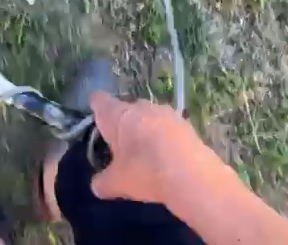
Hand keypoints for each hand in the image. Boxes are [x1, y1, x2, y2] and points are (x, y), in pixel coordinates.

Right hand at [87, 90, 235, 204]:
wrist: (191, 174)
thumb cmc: (145, 171)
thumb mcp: (118, 183)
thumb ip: (104, 183)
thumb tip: (96, 187)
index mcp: (116, 114)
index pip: (98, 100)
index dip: (96, 109)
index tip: (98, 123)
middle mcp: (138, 105)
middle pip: (125, 108)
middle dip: (123, 125)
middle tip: (124, 149)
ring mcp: (163, 111)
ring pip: (148, 116)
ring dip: (146, 130)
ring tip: (149, 155)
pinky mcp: (184, 122)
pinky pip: (168, 126)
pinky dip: (166, 137)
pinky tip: (170, 158)